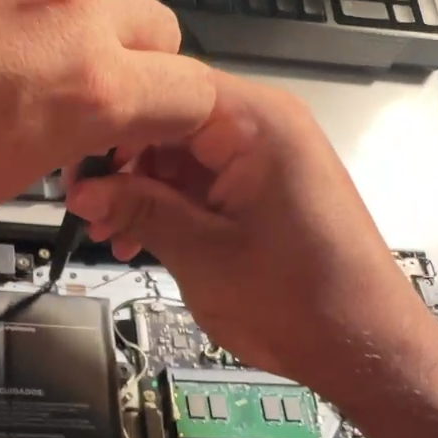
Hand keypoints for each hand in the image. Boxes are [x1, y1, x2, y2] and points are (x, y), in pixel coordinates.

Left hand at [0, 0, 214, 308]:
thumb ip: (62, 134)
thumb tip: (79, 118)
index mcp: (86, 89)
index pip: (191, 92)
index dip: (173, 121)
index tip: (147, 132)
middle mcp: (63, 7)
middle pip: (156, 22)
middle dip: (136, 65)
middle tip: (88, 96)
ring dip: (90, 8)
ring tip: (39, 46)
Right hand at [66, 72, 437, 408]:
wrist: (362, 347)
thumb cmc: (301, 301)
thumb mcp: (201, 252)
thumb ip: (139, 210)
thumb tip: (84, 192)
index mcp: (258, 125)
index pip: (166, 90)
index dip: (113, 126)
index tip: (74, 165)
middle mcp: (265, 128)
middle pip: (169, 122)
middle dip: (123, 166)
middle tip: (86, 208)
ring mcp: (264, 159)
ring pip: (179, 156)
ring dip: (139, 192)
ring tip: (111, 233)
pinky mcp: (262, 188)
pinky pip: (200, 182)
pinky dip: (167, 206)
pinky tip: (139, 239)